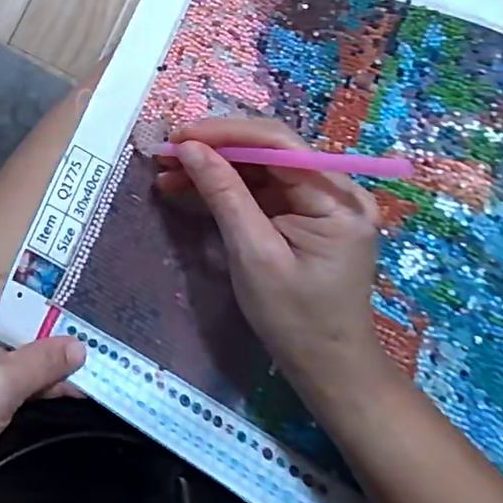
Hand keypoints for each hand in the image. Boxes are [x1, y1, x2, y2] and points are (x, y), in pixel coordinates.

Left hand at [0, 279, 85, 502]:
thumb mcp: (2, 381)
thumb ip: (44, 359)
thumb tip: (82, 344)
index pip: (19, 286)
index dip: (55, 293)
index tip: (96, 295)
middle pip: (25, 316)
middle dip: (62, 328)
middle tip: (109, 328)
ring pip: (27, 346)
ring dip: (58, 358)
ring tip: (106, 356)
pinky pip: (22, 373)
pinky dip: (46, 380)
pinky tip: (83, 385)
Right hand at [155, 118, 384, 387]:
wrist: (327, 369)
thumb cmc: (296, 318)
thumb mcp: (253, 254)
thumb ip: (223, 194)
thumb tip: (188, 147)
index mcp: (336, 198)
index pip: (277, 143)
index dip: (225, 133)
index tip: (179, 137)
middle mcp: (333, 189)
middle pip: (266, 149)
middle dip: (213, 148)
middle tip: (166, 153)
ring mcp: (317, 200)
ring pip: (256, 165)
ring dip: (211, 165)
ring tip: (166, 170)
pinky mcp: (301, 213)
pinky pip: (257, 186)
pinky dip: (221, 185)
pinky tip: (186, 186)